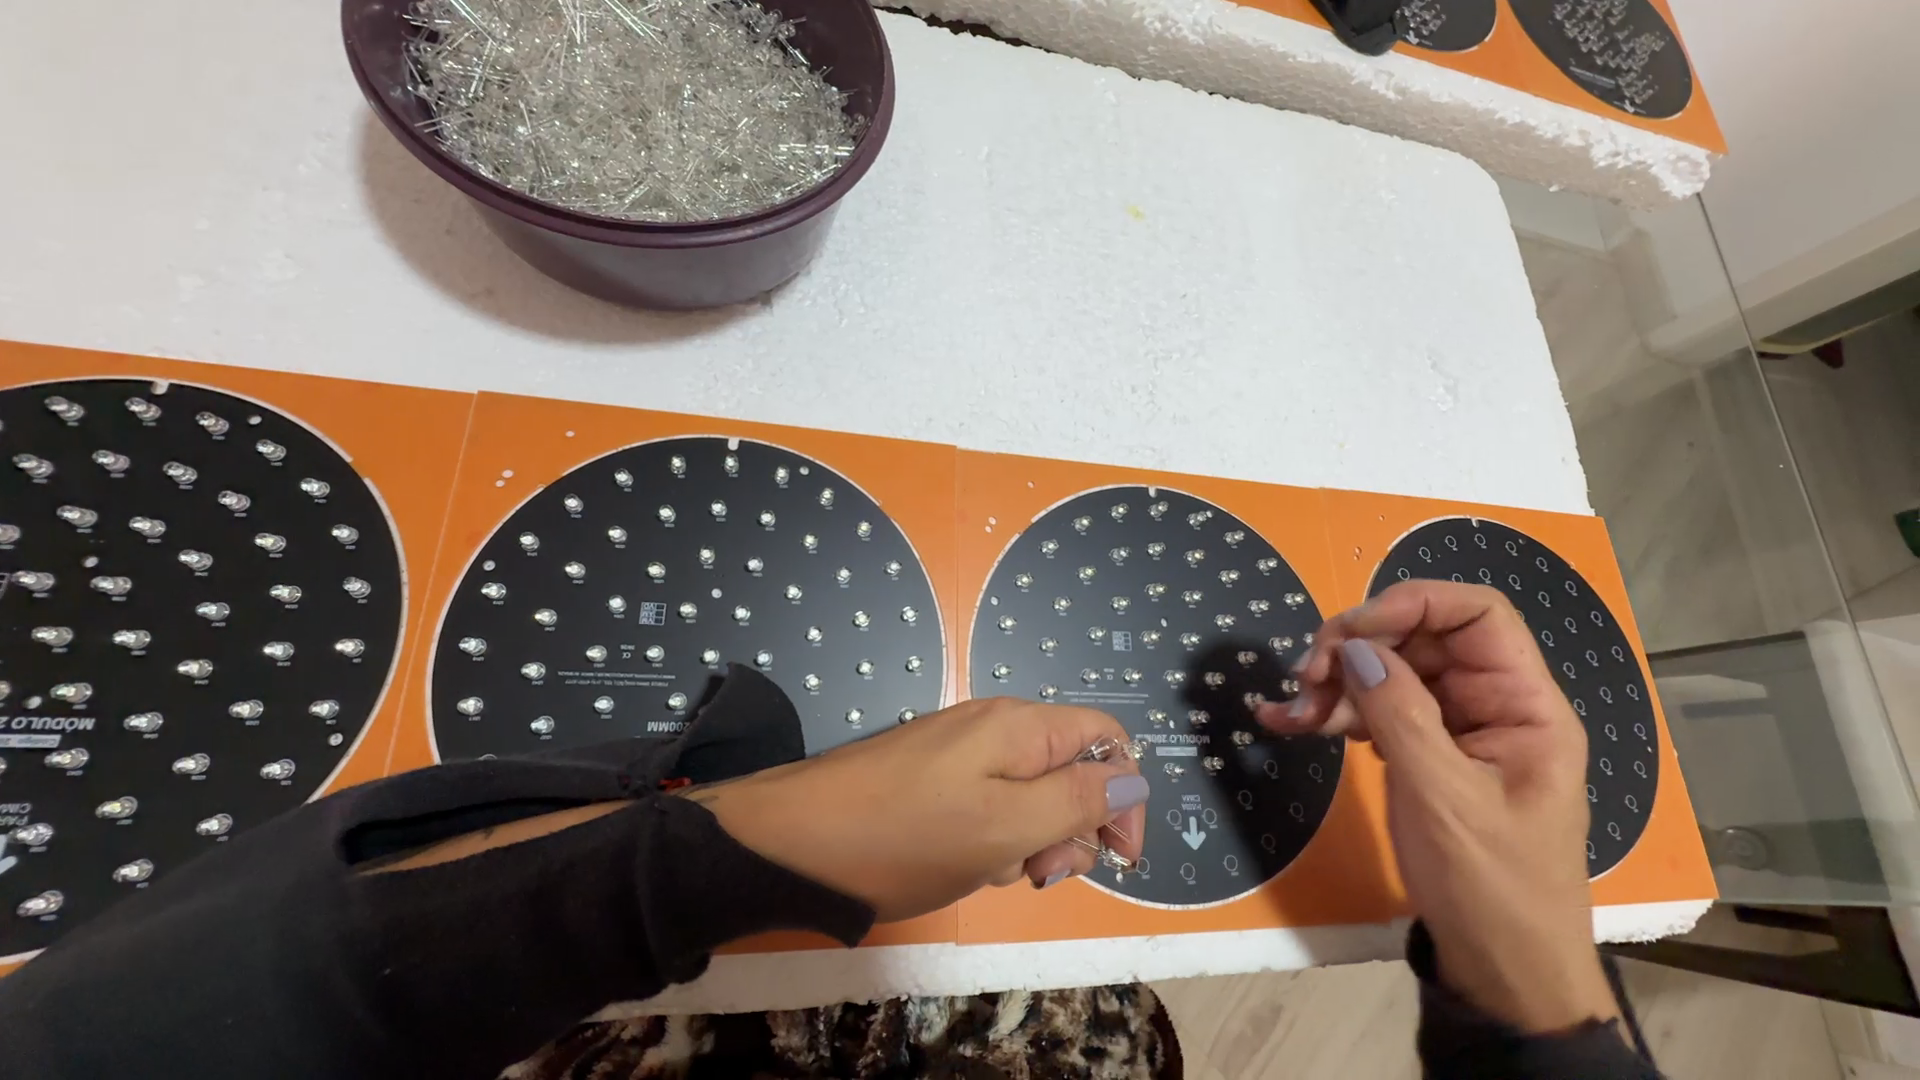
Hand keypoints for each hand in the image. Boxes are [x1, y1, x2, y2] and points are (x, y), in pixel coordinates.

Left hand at [682, 697, 1149, 921]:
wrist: (793, 838)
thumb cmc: (908, 835)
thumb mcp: (1006, 826)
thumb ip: (1077, 800)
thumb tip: (1133, 777)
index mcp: (1021, 726)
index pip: (1107, 737)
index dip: (1125, 794)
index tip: (1117, 857)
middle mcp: (996, 727)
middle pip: (1071, 769)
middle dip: (1072, 826)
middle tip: (1039, 871)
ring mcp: (960, 751)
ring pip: (1029, 794)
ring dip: (1030, 840)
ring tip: (993, 871)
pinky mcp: (932, 776)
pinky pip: (989, 804)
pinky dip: (992, 839)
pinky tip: (964, 865)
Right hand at [1256, 580, 1617, 1033]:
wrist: (1499, 966)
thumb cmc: (1490, 884)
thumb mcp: (1442, 796)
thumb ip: (1398, 712)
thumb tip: (1352, 646)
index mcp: (1524, 705)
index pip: (1476, 614)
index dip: (1410, 604)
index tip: (1347, 633)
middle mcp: (1490, 702)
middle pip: (1419, 638)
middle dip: (1356, 648)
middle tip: (1306, 677)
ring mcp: (1454, 726)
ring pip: (1386, 671)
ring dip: (1334, 684)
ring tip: (1292, 715)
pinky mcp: (1422, 750)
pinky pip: (1373, 709)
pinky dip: (1331, 712)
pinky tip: (1290, 723)